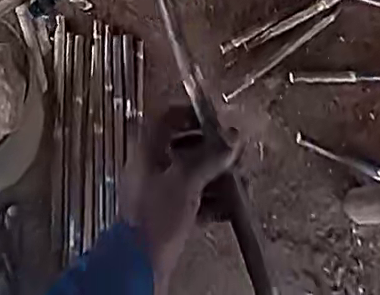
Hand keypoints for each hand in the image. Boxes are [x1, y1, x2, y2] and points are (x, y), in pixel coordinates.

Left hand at [120, 106, 240, 293]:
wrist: (139, 266)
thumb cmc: (157, 215)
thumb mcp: (186, 181)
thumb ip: (210, 157)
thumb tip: (233, 135)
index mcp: (146, 145)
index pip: (167, 115)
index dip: (192, 113)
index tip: (217, 120)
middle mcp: (150, 162)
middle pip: (183, 144)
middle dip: (211, 149)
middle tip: (235, 155)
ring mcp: (158, 188)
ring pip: (190, 172)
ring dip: (215, 176)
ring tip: (240, 183)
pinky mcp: (167, 213)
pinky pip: (192, 198)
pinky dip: (211, 200)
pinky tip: (231, 208)